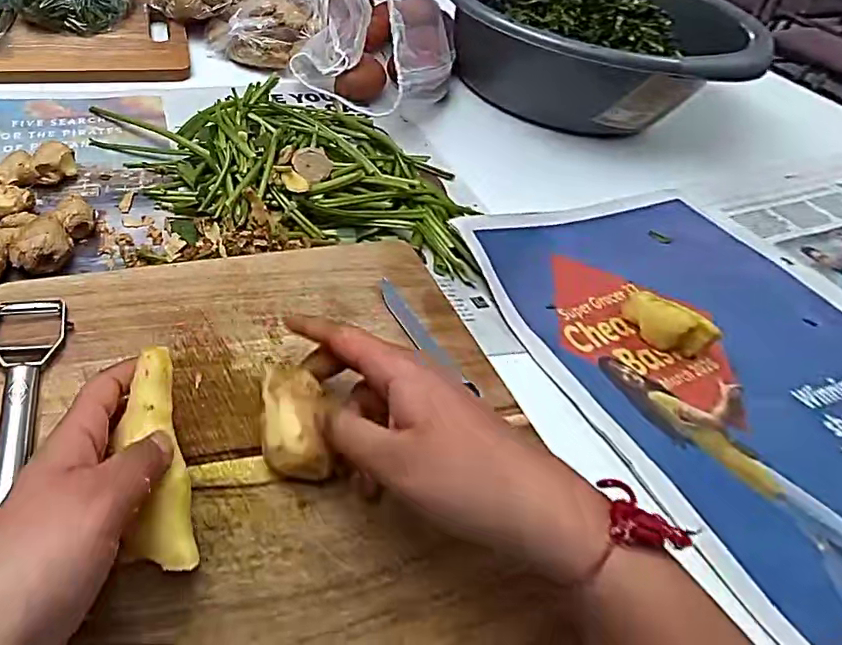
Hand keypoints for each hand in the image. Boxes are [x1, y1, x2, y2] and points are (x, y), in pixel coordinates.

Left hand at [0, 359, 171, 644]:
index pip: (101, 391)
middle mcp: (67, 470)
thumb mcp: (97, 500)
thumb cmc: (33, 556)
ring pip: (113, 475)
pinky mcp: (72, 548)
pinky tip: (154, 529)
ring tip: (176, 473)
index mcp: (69, 444)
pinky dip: (138, 514)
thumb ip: (132, 467)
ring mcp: (68, 509)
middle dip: (143, 421)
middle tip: (178, 420)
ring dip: (144, 470)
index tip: (158, 361)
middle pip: (109, 431)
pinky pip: (113, 517)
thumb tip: (160, 437)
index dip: (129, 372)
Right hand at [287, 315, 612, 584]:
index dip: (310, 327)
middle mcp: (417, 377)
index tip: (283, 320)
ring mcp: (437, 402)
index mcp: (400, 371)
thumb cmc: (468, 481)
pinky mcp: (451, 429)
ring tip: (354, 475)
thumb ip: (343, 433)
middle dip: (328, 384)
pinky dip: (381, 442)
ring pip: (378, 401)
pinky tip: (382, 483)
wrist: (558, 522)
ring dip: (356, 429)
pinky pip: (400, 422)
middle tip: (306, 404)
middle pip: (358, 367)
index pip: (345, 336)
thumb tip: (319, 416)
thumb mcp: (391, 461)